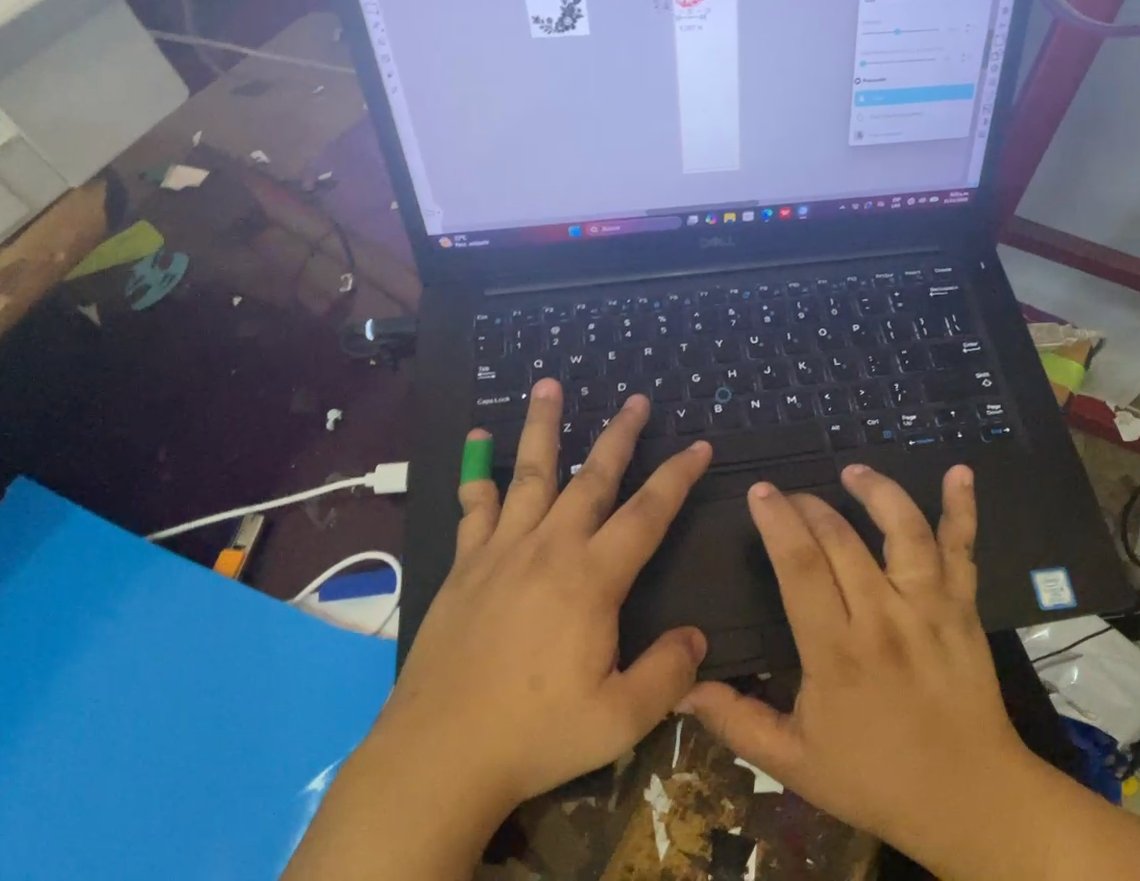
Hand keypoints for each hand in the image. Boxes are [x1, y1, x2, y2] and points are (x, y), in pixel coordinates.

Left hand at [284, 382, 710, 880]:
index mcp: (592, 579)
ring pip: (529, 475)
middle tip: (637, 399)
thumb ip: (669, 673)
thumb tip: (697, 637)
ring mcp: (500, 553)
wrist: (439, 753)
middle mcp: (548, 549)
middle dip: (620, 435)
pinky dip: (478, 472)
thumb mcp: (623, 718)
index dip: (678, 476)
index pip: (648, 513)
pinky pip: (474, 507)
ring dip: (543, 428)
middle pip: (592, 477)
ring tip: (548, 386)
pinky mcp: (463, 567)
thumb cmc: (536, 735)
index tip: (699, 445)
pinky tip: (478, 442)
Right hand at [679, 466, 1034, 865]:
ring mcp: (930, 607)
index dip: (778, 523)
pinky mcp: (965, 609)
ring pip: (904, 530)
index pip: (801, 567)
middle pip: (842, 539)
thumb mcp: (793, 763)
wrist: (969, 798)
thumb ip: (737, 722)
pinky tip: (961, 472)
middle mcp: (884, 617)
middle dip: (809, 506)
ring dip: (877, 491)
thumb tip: (682, 689)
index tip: (760, 492)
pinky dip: (964, 508)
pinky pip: (965, 550)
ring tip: (853, 470)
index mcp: (836, 652)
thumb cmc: (876, 780)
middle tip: (787, 494)